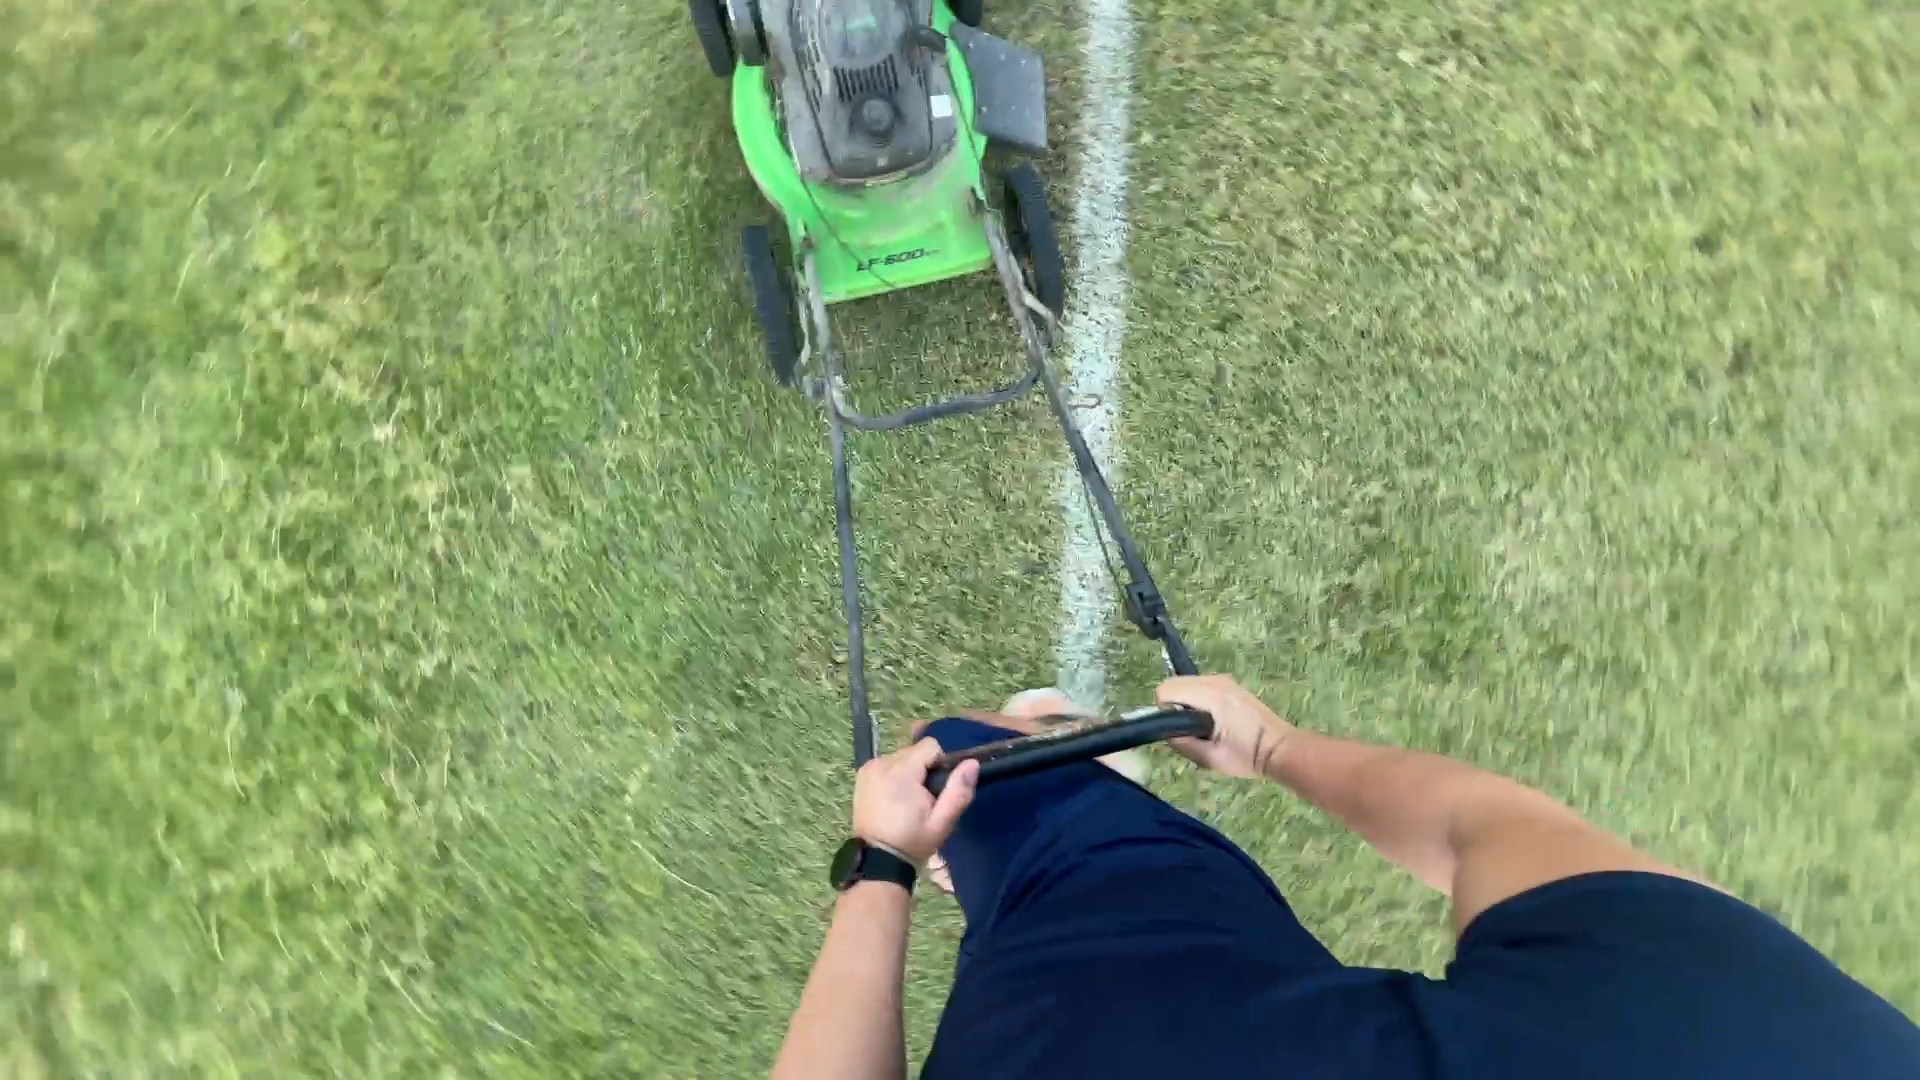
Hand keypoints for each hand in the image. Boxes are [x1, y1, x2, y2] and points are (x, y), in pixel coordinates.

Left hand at [851, 738, 979, 865]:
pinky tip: (893, 798)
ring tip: (906, 801)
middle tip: (922, 800)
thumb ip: (958, 791)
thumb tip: (972, 763)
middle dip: (923, 770)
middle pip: (915, 751)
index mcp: (902, 771)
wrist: (878, 861)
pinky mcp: (862, 774)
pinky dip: (894, 775)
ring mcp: (869, 768)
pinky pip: (887, 764)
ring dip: (908, 773)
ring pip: (901, 757)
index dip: (939, 765)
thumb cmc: (912, 842)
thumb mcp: (942, 823)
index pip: (930, 746)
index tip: (935, 790)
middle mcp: (882, 762)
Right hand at [1156, 674, 1297, 779]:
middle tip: (1192, 730)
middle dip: (1175, 705)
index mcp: (1211, 696)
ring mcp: (1223, 679)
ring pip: (1185, 682)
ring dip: (1186, 702)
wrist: (1280, 750)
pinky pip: (1199, 685)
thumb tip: (1167, 732)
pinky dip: (1197, 698)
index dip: (1166, 711)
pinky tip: (1214, 718)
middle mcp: (1215, 680)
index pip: (1166, 690)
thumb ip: (1182, 743)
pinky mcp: (1228, 683)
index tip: (1181, 729)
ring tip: (1204, 726)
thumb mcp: (1210, 759)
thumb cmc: (1248, 757)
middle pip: (1174, 683)